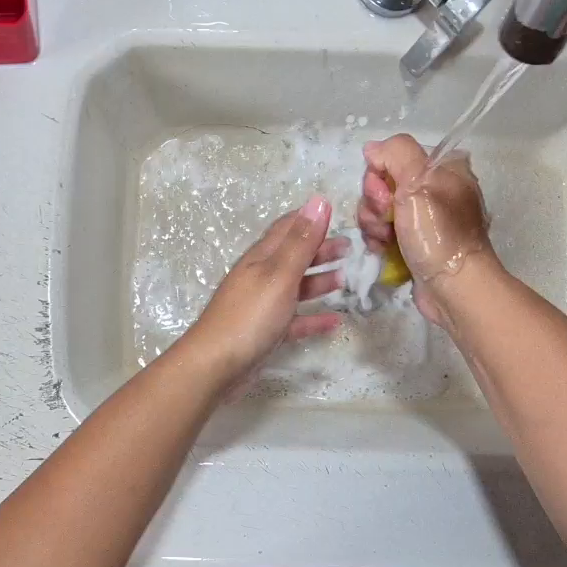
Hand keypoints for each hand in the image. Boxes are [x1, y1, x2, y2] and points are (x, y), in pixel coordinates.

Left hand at [177, 194, 344, 387]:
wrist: (215, 366)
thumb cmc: (249, 316)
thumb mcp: (279, 275)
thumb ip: (301, 242)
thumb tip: (319, 201)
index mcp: (261, 258)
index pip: (287, 229)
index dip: (311, 220)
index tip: (338, 217)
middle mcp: (260, 278)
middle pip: (293, 258)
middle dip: (320, 250)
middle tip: (350, 250)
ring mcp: (262, 307)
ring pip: (295, 289)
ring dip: (319, 282)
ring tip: (345, 281)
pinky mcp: (265, 333)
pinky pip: (294, 321)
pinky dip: (313, 319)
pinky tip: (334, 322)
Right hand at [357, 134, 497, 328]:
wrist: (453, 287)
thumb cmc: (439, 234)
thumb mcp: (419, 183)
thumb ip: (395, 154)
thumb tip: (372, 149)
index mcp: (443, 167)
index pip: (394, 158)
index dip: (379, 176)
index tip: (385, 197)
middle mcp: (434, 189)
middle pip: (383, 184)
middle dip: (375, 204)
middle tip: (387, 221)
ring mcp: (424, 218)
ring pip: (379, 210)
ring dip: (374, 225)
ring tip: (385, 240)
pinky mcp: (414, 242)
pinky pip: (384, 232)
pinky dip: (378, 240)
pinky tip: (383, 250)